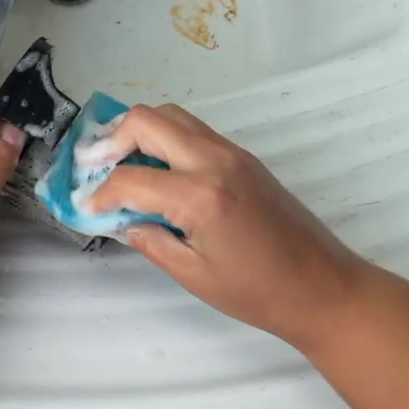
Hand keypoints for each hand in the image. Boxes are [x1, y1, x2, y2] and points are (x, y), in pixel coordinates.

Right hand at [85, 104, 398, 350]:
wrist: (323, 287)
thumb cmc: (257, 292)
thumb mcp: (192, 274)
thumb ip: (149, 240)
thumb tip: (120, 219)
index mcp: (200, 195)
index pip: (130, 179)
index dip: (100, 193)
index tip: (85, 207)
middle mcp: (215, 161)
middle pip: (147, 121)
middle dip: (111, 139)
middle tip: (92, 164)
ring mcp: (232, 153)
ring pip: (172, 116)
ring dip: (138, 132)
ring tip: (117, 160)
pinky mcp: (243, 157)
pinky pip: (193, 131)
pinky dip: (164, 139)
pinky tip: (154, 168)